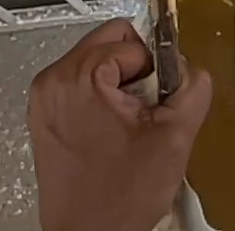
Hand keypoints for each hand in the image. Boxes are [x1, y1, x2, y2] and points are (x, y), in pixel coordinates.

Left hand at [27, 19, 213, 230]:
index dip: (154, 70)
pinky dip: (102, 94)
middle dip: (136, 68)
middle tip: (144, 110)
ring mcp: (43, 96)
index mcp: (79, 75)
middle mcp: (53, 78)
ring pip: (97, 59)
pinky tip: (111, 131)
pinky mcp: (42, 114)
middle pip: (111, 40)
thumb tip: (189, 66)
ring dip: (120, 81)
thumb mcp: (175, 136)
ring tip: (128, 125)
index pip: (133, 41)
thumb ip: (193, 85)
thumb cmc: (124, 194)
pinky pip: (81, 81)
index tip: (156, 105)